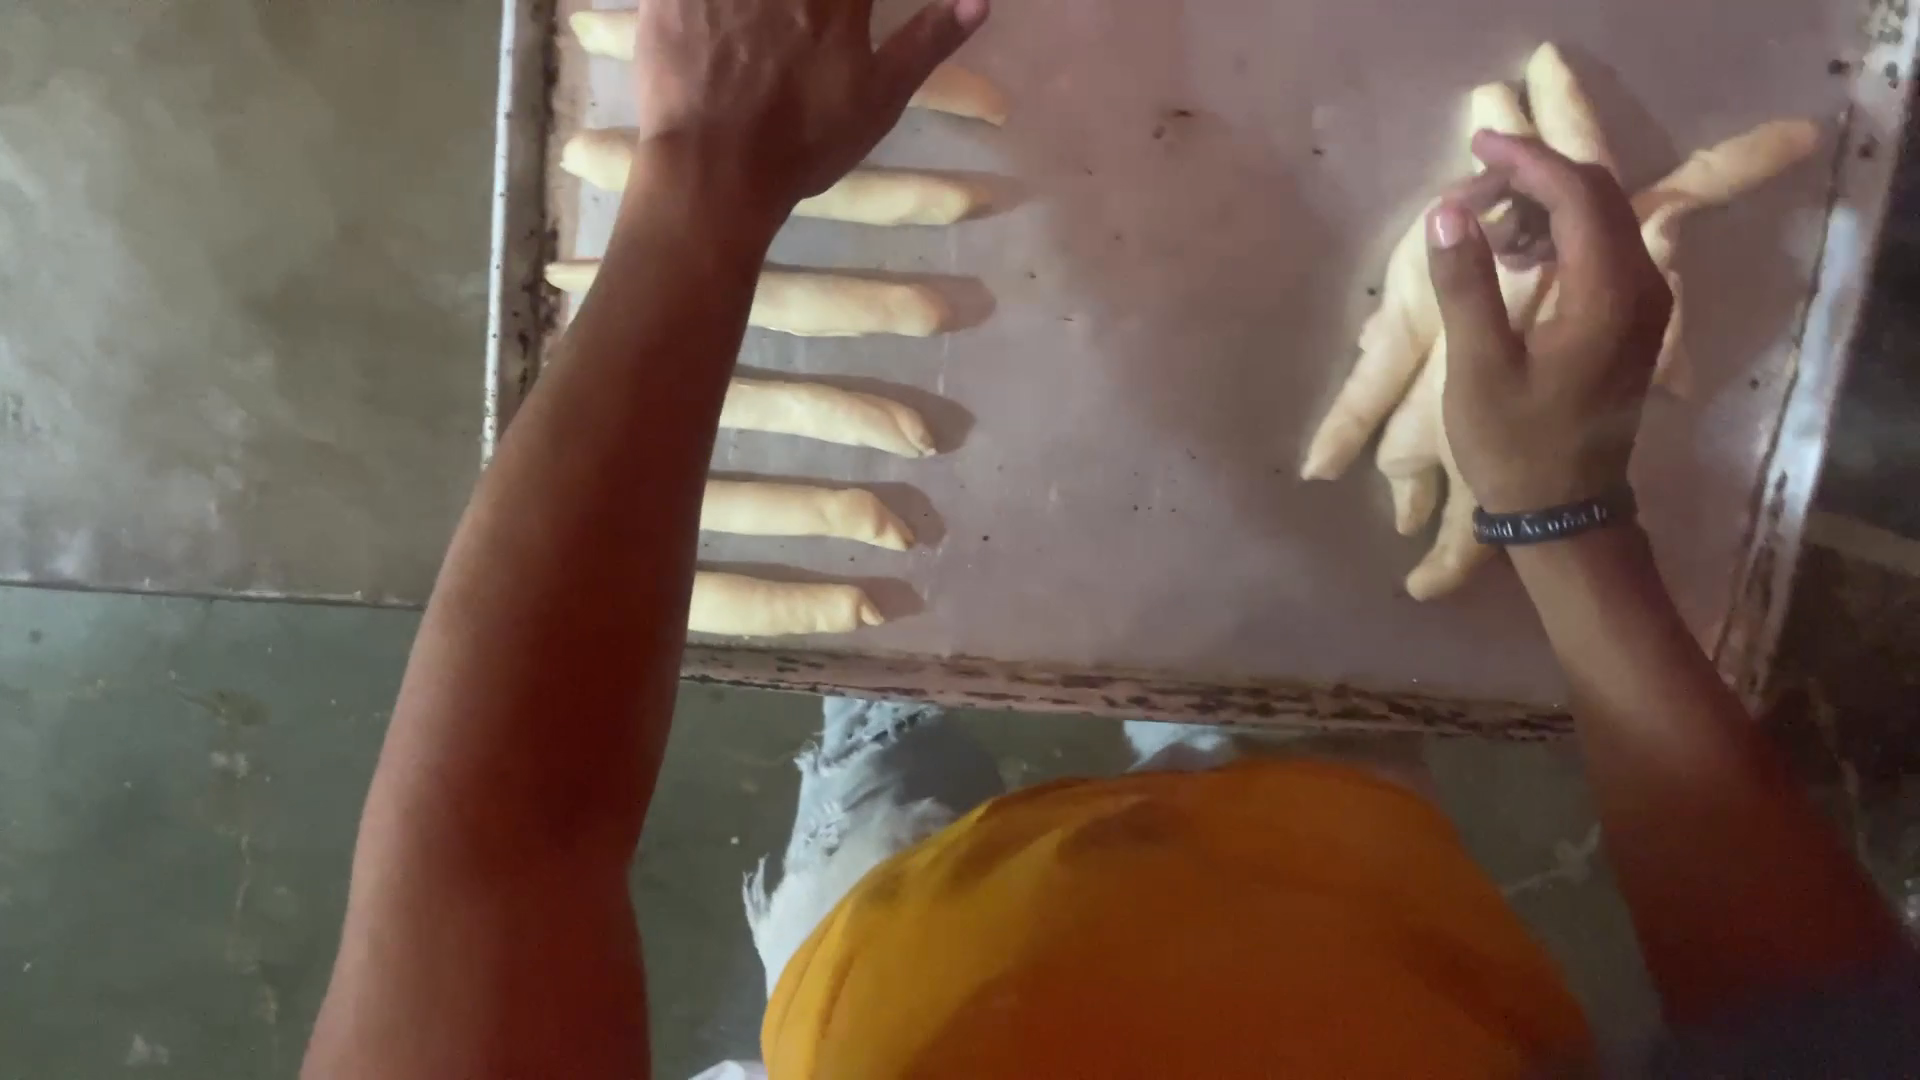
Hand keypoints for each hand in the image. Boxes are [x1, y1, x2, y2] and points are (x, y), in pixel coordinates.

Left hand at [628, 0, 988, 215]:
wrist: (715, 169)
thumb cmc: (805, 143)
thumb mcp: (878, 100)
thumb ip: (927, 42)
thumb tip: (981, 2)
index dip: (864, 0)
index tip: (856, 17)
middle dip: (812, 7)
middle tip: (807, 33)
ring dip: (769, 6)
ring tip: (770, 37)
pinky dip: (702, 1)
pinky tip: (725, 22)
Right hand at [1427, 132, 1671, 513]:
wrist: (1561, 508)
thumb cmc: (1512, 444)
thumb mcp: (1476, 368)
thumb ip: (1465, 286)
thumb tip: (1446, 213)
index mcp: (1607, 292)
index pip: (1577, 196)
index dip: (1528, 162)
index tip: (1477, 147)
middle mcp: (1642, 286)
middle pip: (1599, 199)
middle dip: (1540, 171)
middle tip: (1480, 164)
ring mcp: (1642, 305)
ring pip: (1603, 223)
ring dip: (1549, 200)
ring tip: (1489, 200)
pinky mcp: (1627, 323)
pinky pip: (1600, 253)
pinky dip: (1557, 234)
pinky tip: (1516, 246)